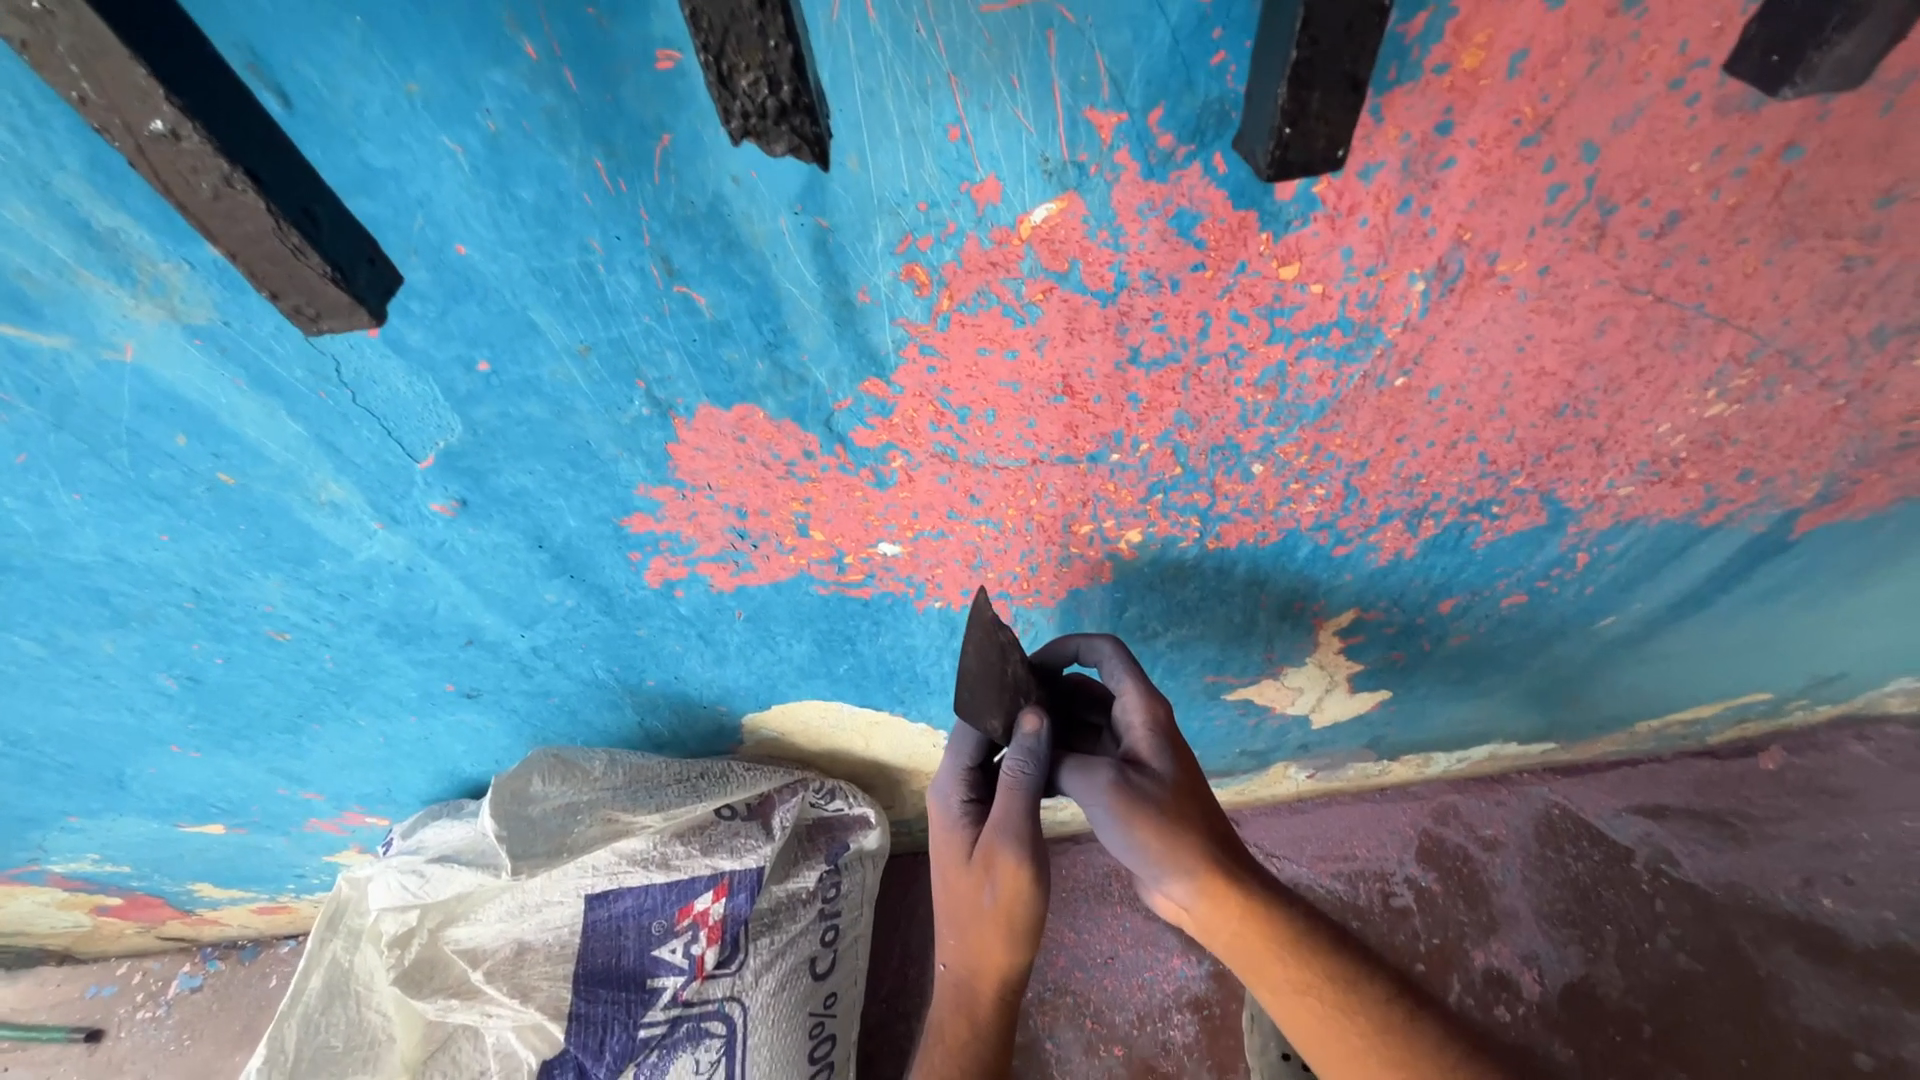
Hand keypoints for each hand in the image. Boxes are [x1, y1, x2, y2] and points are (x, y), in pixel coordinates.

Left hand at [924, 705, 1053, 998]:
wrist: (983, 974)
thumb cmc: (998, 910)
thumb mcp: (1014, 838)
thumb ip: (1020, 773)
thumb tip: (1033, 713)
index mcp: (951, 786)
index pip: (974, 718)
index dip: (1004, 691)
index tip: (1042, 667)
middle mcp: (952, 788)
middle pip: (983, 732)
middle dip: (1018, 708)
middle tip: (1064, 685)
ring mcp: (966, 806)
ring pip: (994, 754)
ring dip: (1024, 734)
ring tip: (1067, 710)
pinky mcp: (983, 822)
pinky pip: (1002, 778)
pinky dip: (1026, 763)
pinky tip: (1057, 755)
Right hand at [1033, 634, 1259, 933]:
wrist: (1203, 886)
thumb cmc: (1161, 829)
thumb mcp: (1103, 787)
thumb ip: (1059, 756)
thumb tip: (1027, 741)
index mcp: (1141, 709)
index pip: (1103, 651)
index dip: (1066, 647)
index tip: (1027, 668)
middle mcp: (1135, 723)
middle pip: (1084, 688)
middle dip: (1046, 692)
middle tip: (1001, 711)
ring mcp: (1128, 755)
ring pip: (1079, 724)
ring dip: (1047, 728)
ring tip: (1003, 740)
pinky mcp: (1120, 784)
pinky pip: (1081, 757)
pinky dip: (1056, 758)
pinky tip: (1024, 775)